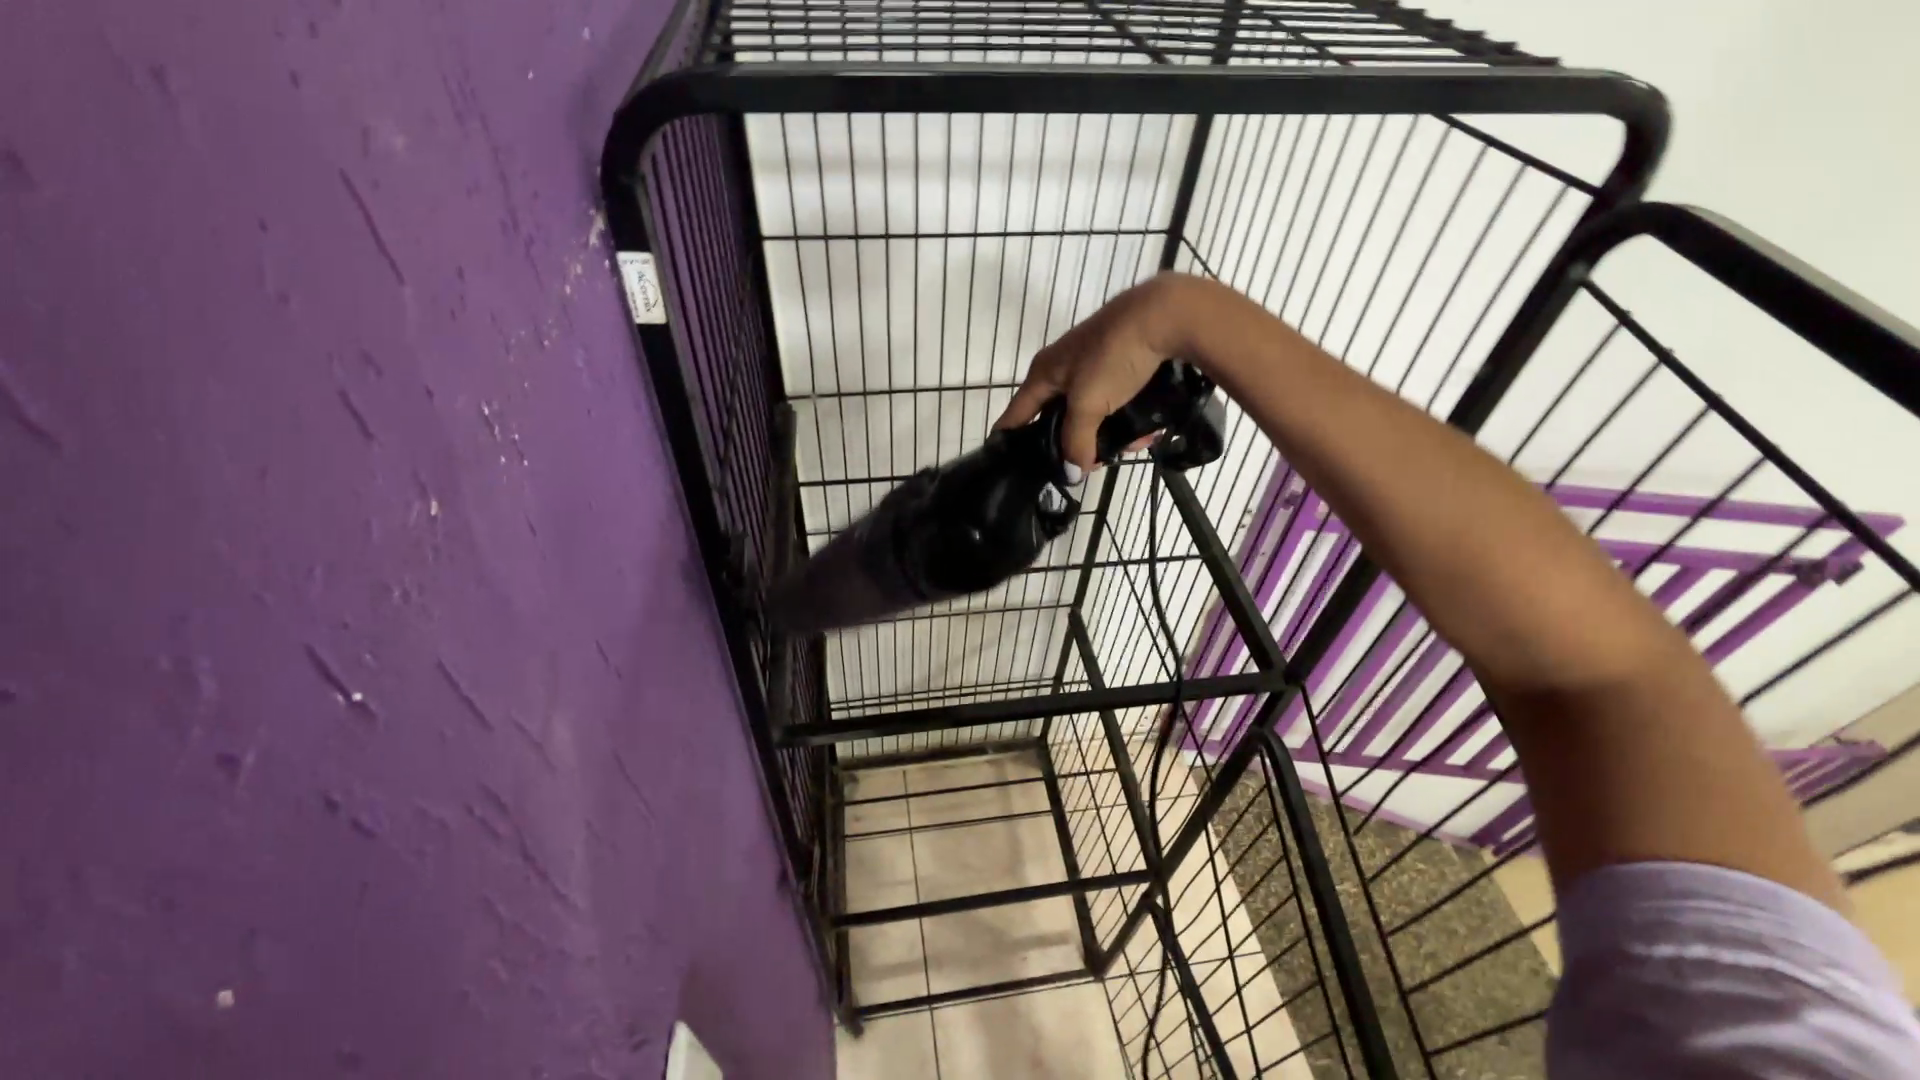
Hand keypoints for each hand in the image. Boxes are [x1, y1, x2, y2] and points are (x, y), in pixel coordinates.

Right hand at [993, 273, 1202, 472]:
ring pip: (1093, 414)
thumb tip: (1072, 474)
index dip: (1009, 441)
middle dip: (1076, 444)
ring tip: (1134, 446)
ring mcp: (1093, 365)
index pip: (1015, 414)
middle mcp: (1063, 369)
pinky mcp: (1121, 364)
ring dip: (1111, 434)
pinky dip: (1129, 418)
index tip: (1010, 468)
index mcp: (1044, 373)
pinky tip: (1149, 431)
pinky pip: (1117, 402)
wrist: (1164, 315)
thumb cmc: (1113, 357)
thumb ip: (1076, 441)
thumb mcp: (1088, 404)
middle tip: (1091, 465)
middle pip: (1058, 419)